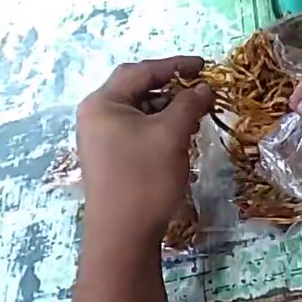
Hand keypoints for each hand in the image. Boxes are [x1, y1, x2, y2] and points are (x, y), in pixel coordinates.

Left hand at [77, 57, 213, 244]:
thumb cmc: (144, 179)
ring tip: (197, 115)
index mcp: (103, 103)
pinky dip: (161, 127)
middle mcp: (96, 116)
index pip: (141, 71)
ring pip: (140, 112)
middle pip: (138, 90)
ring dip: (169, 109)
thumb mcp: (171, 135)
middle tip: (202, 89)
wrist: (123, 235)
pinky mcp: (111, 158)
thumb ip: (189, 104)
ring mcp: (101, 139)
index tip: (205, 66)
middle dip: (172, 88)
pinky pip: (138, 131)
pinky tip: (181, 136)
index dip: (175, 66)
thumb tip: (204, 87)